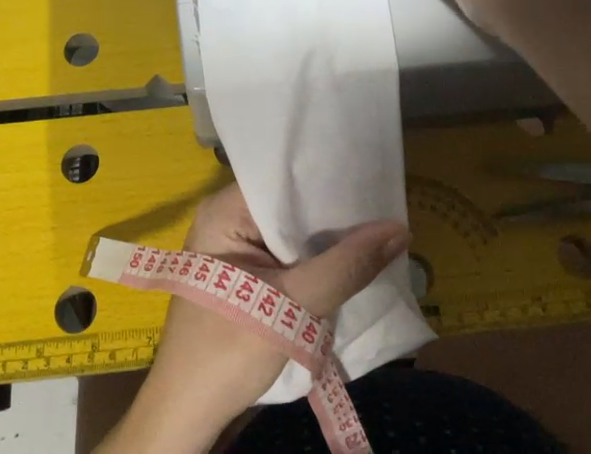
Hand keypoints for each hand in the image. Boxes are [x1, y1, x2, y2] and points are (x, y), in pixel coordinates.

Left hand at [101, 185, 408, 452]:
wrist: (190, 413)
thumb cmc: (229, 350)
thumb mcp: (294, 304)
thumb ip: (346, 265)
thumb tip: (400, 229)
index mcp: (224, 211)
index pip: (281, 178)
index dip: (326, 178)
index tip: (372, 176)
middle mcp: (226, 220)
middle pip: (289, 205)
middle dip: (335, 212)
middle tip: (387, 204)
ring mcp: (234, 251)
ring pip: (292, 234)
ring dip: (329, 239)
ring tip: (381, 227)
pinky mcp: (246, 279)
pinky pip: (287, 257)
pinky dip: (316, 261)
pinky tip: (352, 259)